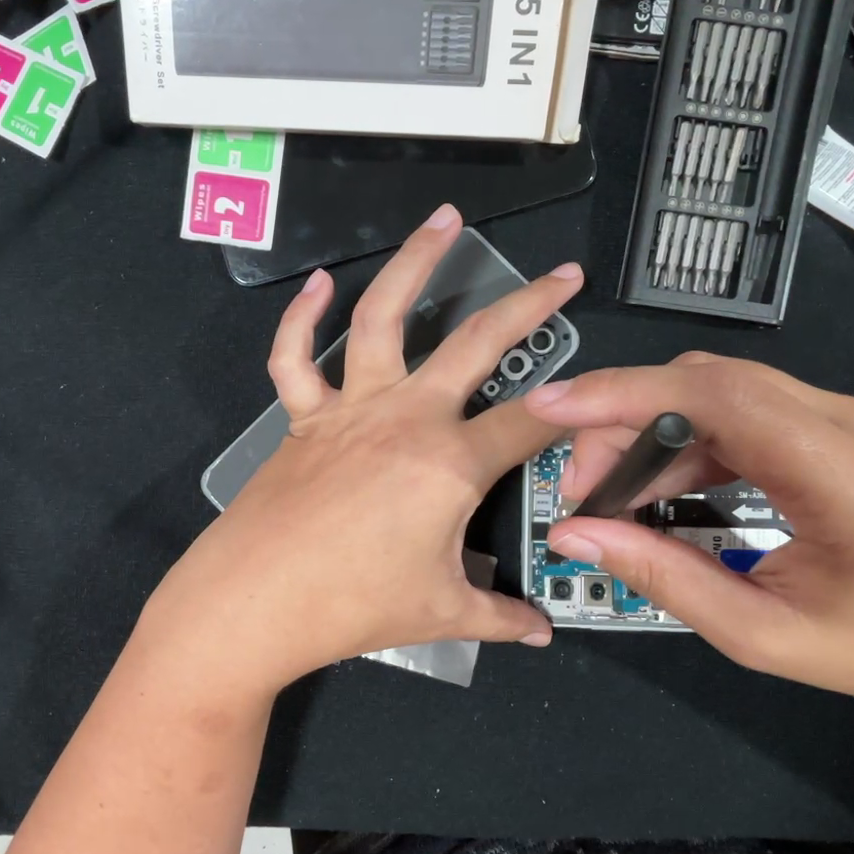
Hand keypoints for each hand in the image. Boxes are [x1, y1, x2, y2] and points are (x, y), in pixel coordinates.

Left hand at [139, 207, 581, 692]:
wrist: (255, 601)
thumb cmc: (350, 605)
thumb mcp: (440, 613)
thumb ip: (500, 617)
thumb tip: (538, 633)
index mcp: (451, 464)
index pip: (531, 424)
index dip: (572, 414)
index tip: (598, 401)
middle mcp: (407, 418)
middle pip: (479, 344)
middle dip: (530, 304)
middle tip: (564, 274)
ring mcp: (351, 409)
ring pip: (384, 317)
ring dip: (416, 262)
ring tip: (444, 221)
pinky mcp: (304, 417)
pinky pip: (295, 356)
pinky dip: (302, 315)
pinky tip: (320, 284)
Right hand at [524, 354, 853, 735]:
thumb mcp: (760, 634)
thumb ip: (661, 577)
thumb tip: (571, 535)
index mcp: (852, 477)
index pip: (721, 396)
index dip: (625, 392)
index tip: (551, 407)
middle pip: (713, 381)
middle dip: (625, 419)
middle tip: (581, 487)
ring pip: (723, 390)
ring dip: (652, 429)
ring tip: (612, 493)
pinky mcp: (844, 423)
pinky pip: (745, 410)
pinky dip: (687, 438)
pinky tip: (660, 484)